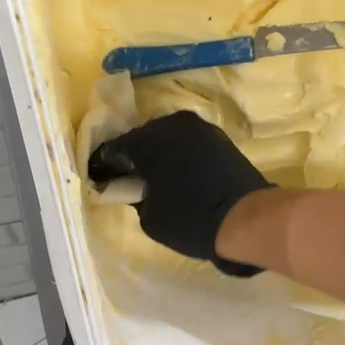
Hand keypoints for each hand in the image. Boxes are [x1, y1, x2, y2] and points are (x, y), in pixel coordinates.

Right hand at [88, 111, 272, 277]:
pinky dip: (178, 158)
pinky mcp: (220, 139)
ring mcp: (201, 129)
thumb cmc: (192, 220)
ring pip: (168, 140)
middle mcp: (175, 124)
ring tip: (152, 178)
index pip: (116, 149)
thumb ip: (136, 197)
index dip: (103, 165)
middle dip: (133, 157)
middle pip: (143, 139)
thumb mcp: (150, 217)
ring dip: (158, 156)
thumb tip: (138, 189)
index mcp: (150, 140)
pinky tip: (176, 175)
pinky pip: (188, 146)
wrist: (247, 220)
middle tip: (124, 177)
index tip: (97, 177)